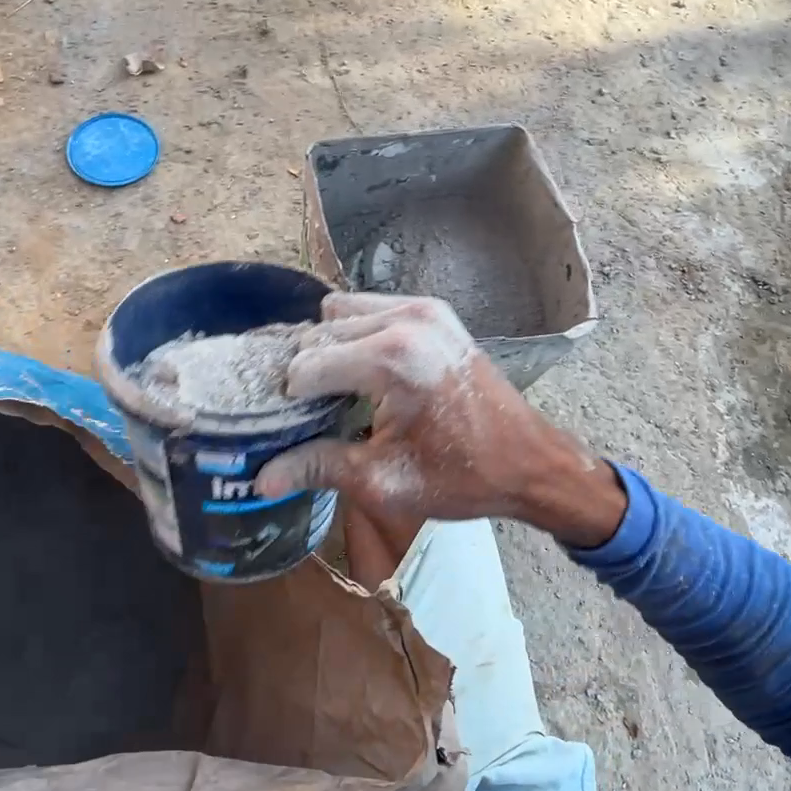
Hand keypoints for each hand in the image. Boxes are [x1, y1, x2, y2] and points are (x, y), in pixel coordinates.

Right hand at [256, 294, 626, 546]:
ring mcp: (423, 309)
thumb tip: (261, 476)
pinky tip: (367, 375)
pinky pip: (370, 310)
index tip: (294, 428)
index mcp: (392, 358)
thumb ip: (318, 468)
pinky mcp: (435, 311)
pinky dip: (357, 336)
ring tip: (340, 393)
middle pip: (319, 333)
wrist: (529, 461)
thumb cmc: (462, 476)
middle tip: (311, 415)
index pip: (306, 365)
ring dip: (331, 349)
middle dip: (308, 372)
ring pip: (340, 314)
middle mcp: (405, 319)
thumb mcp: (384, 481)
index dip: (292, 400)